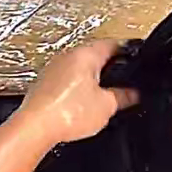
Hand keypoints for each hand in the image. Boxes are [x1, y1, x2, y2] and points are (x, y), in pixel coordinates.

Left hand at [11, 40, 138, 146]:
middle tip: (123, 81)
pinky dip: (77, 88)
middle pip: (95, 55)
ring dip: (92, 79)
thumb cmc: (66, 112)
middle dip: (110, 68)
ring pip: (80, 68)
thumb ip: (123, 96)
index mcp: (86, 54)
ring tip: (104, 96)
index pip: (112, 44)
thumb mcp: (106, 106)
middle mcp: (68, 56)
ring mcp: (54, 68)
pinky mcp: (45, 83)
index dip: (128, 52)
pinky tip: (82, 104)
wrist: (35, 127)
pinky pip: (67, 80)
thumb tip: (133, 94)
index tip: (136, 60)